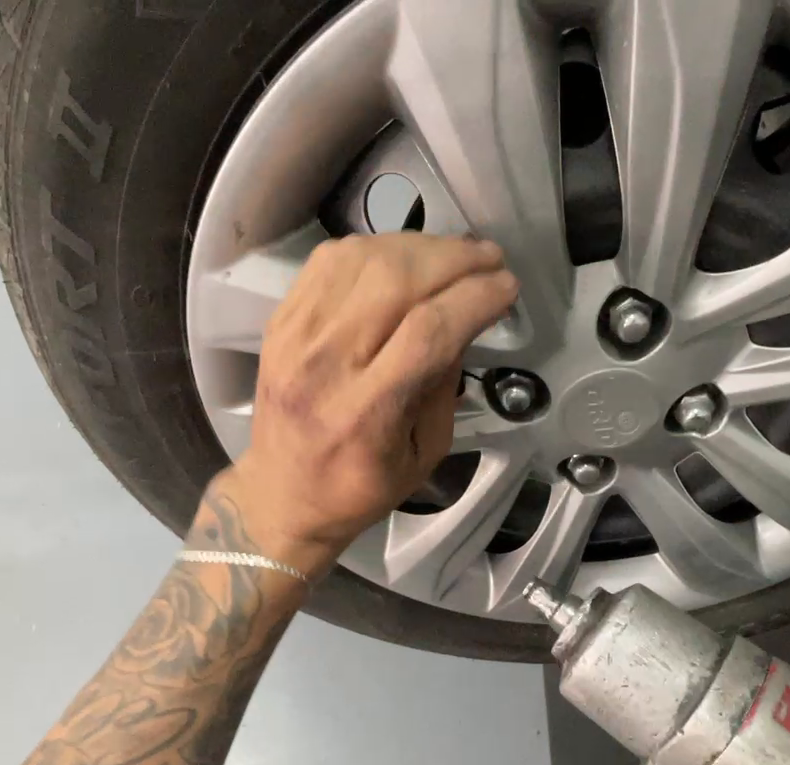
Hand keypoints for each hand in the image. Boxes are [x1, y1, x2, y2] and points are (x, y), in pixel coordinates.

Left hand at [216, 233, 519, 576]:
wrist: (282, 493)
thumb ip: (444, 387)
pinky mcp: (281, 319)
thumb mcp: (424, 454)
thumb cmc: (360, 485)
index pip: (429, 331)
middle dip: (456, 259)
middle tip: (491, 259)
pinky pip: (331, 260)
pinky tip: (406, 257)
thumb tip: (463, 322)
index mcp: (366, 412)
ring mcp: (296, 335)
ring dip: (421, 246)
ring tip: (456, 254)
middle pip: (396, 281)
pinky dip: (377, 247)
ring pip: (365, 260)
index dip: (476, 298)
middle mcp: (326, 364)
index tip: (508, 289)